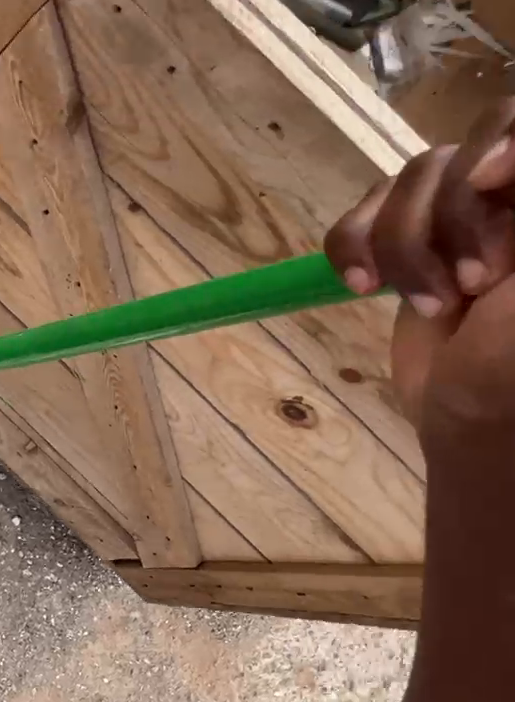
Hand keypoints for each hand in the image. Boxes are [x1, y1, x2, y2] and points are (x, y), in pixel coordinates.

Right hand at [325, 98, 514, 439]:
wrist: (474, 412)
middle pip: (462, 149)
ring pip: (406, 182)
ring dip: (400, 249)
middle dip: (448, 217)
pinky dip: (349, 252)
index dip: (503, 141)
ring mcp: (462, 215)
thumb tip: (491, 162)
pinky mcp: (405, 244)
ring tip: (428, 303)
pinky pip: (356, 218)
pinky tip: (364, 289)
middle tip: (470, 282)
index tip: (486, 182)